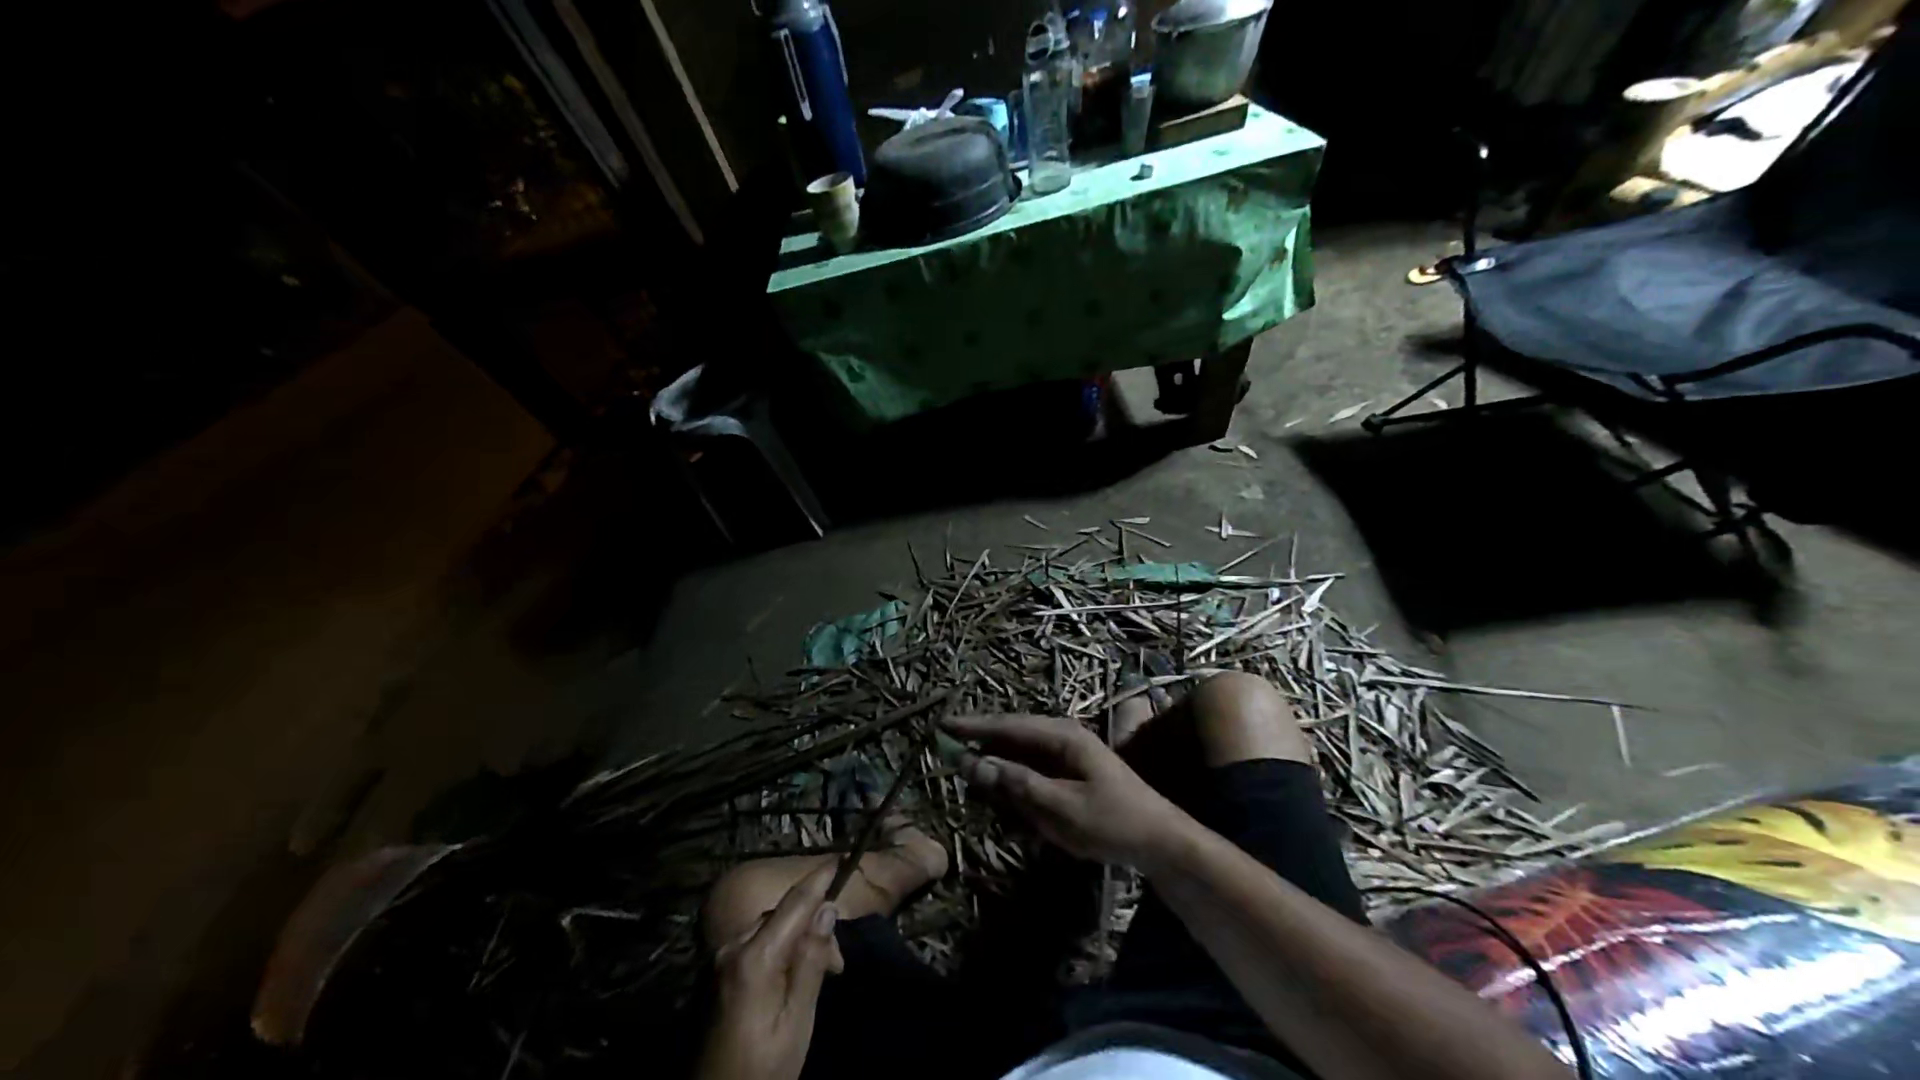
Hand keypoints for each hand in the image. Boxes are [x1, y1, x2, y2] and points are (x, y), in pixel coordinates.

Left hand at [695, 865, 843, 1079]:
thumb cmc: (763, 1067)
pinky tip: (794, 974)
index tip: (842, 857)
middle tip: (838, 963)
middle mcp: (733, 947)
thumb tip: (827, 909)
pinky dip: (780, 948)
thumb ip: (811, 960)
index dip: (820, 878)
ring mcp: (721, 960)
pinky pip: (756, 944)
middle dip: (814, 923)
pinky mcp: (718, 974)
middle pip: (782, 914)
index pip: (795, 902)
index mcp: (754, 956)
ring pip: (770, 927)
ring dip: (798, 937)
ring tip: (822, 971)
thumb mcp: (797, 1019)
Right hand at [946, 713, 1194, 870]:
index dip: (975, 727)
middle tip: (946, 747)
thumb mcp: (1061, 806)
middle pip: (1012, 734)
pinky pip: (1032, 769)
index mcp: (1063, 736)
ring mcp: (1068, 755)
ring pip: (1020, 752)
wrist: (1159, 841)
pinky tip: (999, 788)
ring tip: (966, 767)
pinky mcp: (1070, 774)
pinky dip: (1013, 777)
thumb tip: (974, 763)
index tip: (943, 725)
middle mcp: (1063, 738)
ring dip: (995, 761)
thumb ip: (1017, 783)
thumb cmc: (1112, 821)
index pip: (1009, 726)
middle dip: (981, 741)